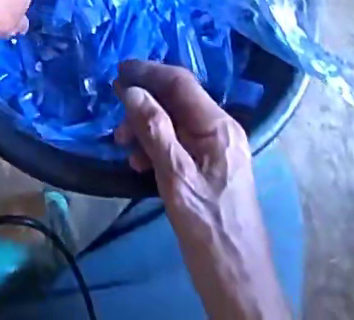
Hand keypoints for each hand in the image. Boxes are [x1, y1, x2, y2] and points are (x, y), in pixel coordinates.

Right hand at [114, 60, 289, 319]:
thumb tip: (131, 90)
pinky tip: (138, 162)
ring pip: (174, 123)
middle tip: (115, 116)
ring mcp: (215, 150)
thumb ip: (154, 130)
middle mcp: (219, 131)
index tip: (118, 70)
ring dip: (146, 127)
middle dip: (144, 103)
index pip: (181, 82)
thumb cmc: (209, 229)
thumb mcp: (176, 178)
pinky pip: (177, 144)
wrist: (238, 284)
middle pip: (176, 101)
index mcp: (219, 126)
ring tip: (122, 144)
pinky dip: (155, 146)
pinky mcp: (208, 170)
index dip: (149, 72)